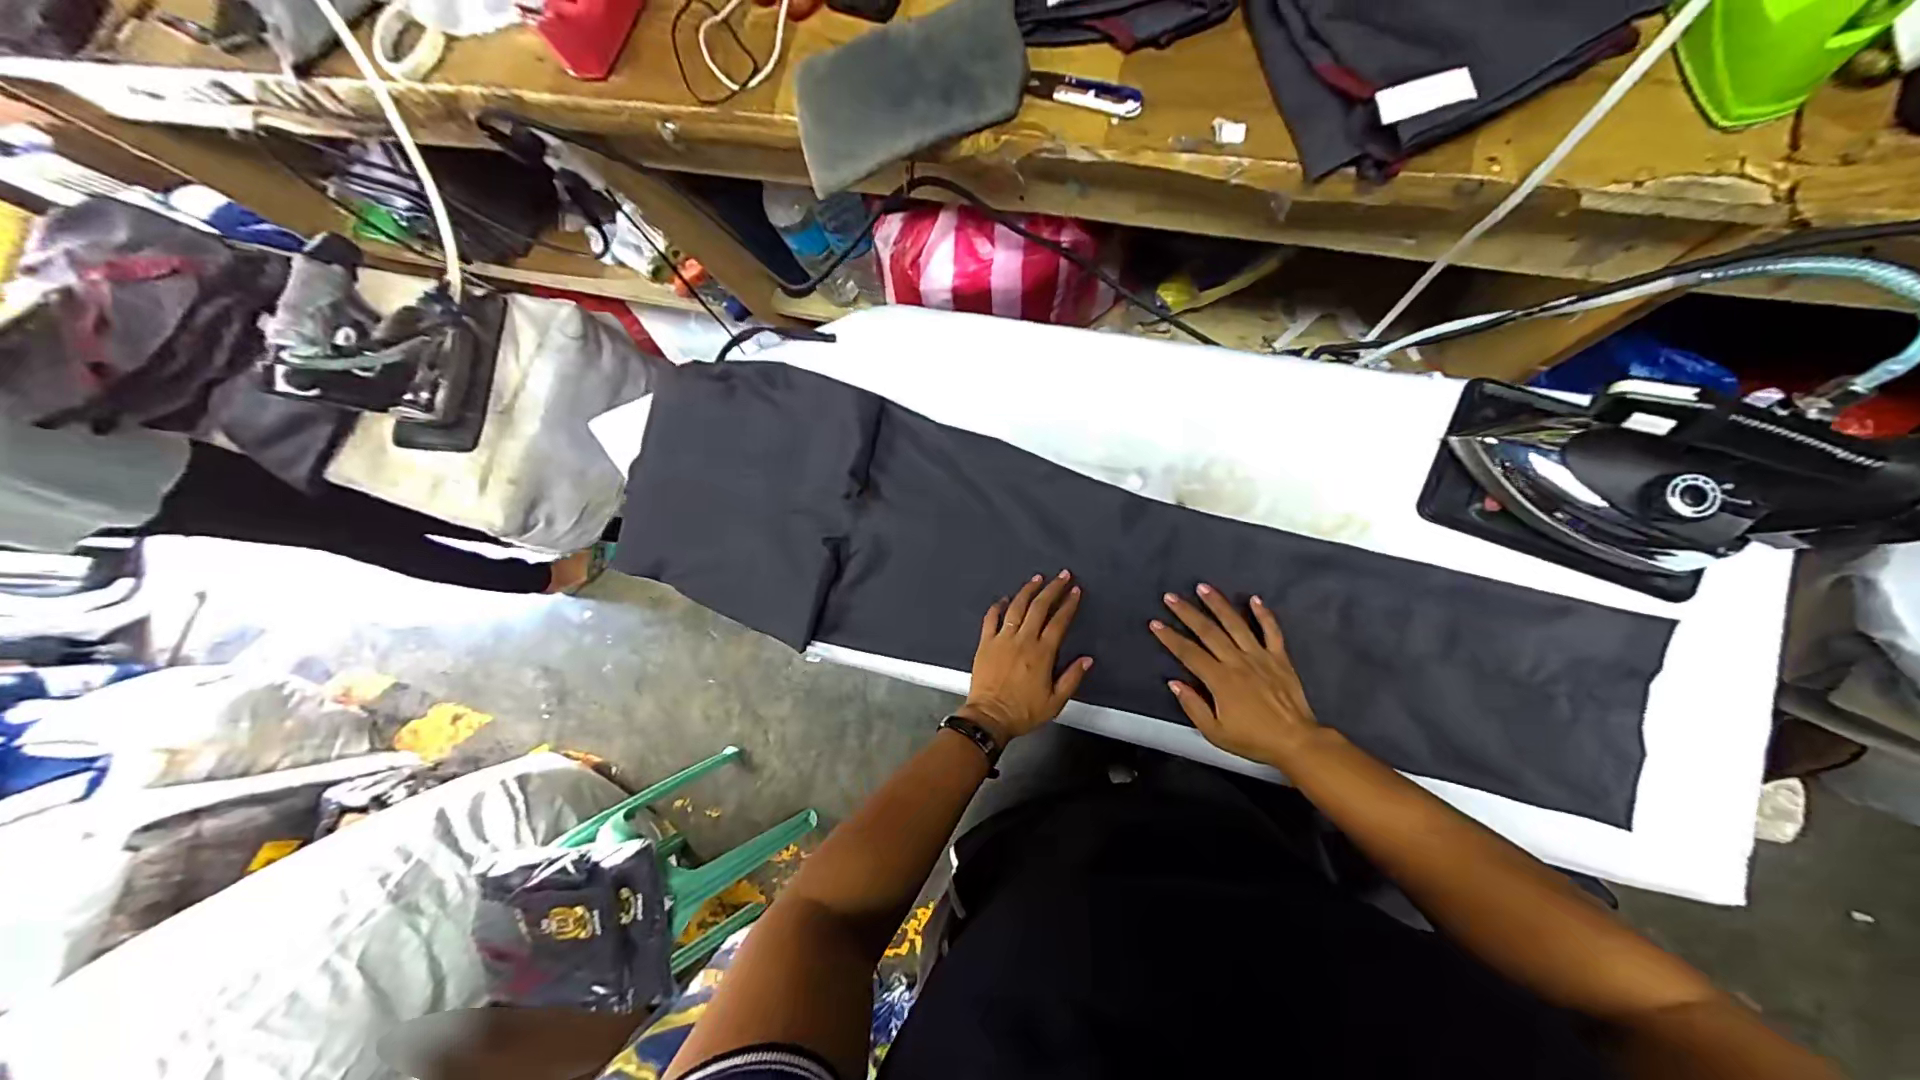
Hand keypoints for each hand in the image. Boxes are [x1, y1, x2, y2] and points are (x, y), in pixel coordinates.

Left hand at [961, 570, 1093, 744]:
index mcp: (1042, 653)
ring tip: (1037, 578)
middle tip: (1062, 576)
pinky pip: (991, 618)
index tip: (1075, 592)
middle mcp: (1022, 640)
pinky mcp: (985, 643)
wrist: (989, 717)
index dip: (1069, 604)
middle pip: (1039, 607)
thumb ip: (1072, 678)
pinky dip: (998, 606)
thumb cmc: (1023, 711)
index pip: (1059, 621)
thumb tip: (1086, 659)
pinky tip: (1004, 598)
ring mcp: (1002, 639)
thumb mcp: (1055, 701)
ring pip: (1016, 607)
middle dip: (1053, 588)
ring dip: (1028, 590)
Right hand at [1149, 584, 1319, 764]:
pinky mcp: (1280, 658)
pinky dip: (1264, 614)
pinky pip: (1272, 631)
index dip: (1170, 637)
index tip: (1155, 624)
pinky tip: (1255, 599)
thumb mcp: (1215, 732)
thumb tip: (1175, 683)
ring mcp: (1260, 657)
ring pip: (1236, 624)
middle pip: (1208, 632)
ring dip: (1218, 604)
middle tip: (1171, 597)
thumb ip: (1193, 706)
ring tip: (1203, 588)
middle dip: (1187, 613)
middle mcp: (1238, 662)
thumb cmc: (1253, 739)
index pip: (1188, 653)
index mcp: (1220, 680)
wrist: (1296, 742)